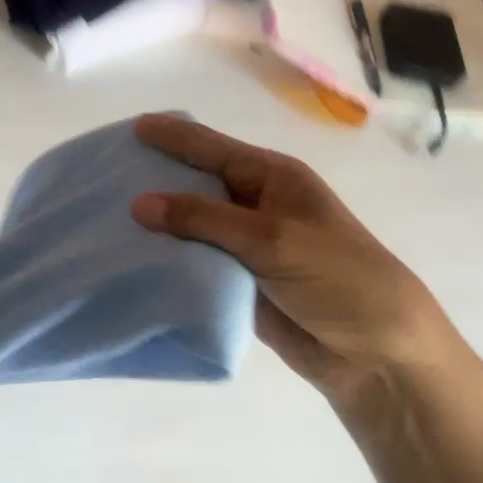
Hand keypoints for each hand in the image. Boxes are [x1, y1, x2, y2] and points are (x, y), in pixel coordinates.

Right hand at [127, 115, 473, 408]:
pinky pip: (191, 262)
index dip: (173, 137)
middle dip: (155, 177)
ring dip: (155, 223)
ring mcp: (245, 245)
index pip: (212, 148)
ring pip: (189, 226)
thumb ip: (203, 219)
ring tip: (104, 215)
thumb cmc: (339, 278)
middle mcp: (256, 205)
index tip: (131, 127)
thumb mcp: (273, 239)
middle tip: (104, 173)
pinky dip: (164, 259)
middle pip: (195, 183)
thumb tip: (138, 204)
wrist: (377, 355)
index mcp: (273, 179)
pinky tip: (128, 257)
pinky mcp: (236, 281)